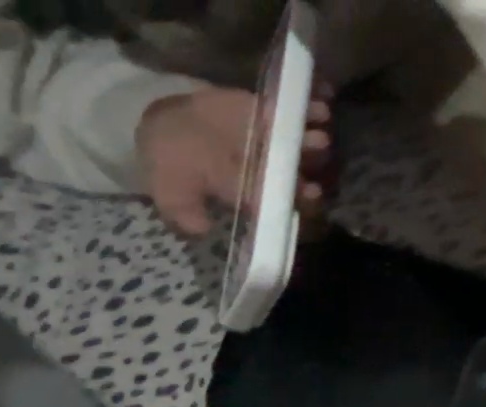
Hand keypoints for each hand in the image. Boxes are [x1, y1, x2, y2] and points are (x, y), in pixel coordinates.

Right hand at [136, 85, 333, 235]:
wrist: (167, 128)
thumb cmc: (175, 165)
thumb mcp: (170, 189)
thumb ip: (181, 209)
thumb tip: (196, 228)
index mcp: (259, 195)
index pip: (287, 200)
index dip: (300, 197)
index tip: (309, 189)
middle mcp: (277, 173)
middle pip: (302, 168)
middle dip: (312, 160)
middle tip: (318, 144)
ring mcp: (278, 145)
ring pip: (303, 142)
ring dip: (313, 133)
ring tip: (318, 120)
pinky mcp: (273, 118)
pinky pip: (294, 115)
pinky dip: (307, 108)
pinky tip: (318, 99)